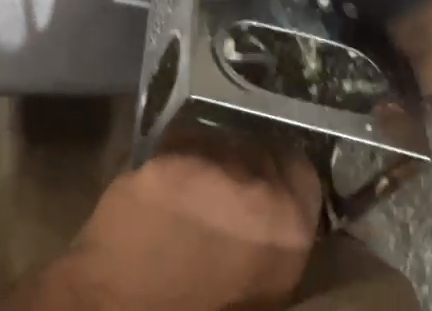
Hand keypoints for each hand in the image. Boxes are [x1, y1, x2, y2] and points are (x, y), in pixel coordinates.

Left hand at [42, 130, 322, 310]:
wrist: (131, 309)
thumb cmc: (207, 308)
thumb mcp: (267, 284)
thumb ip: (279, 235)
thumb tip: (281, 206)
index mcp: (290, 226)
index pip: (300, 168)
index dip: (283, 168)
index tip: (270, 172)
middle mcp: (257, 186)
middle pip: (258, 146)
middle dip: (245, 157)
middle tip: (227, 174)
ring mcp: (208, 168)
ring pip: (217, 138)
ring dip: (209, 151)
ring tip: (195, 174)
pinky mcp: (165, 159)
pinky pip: (178, 141)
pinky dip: (175, 151)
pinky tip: (166, 172)